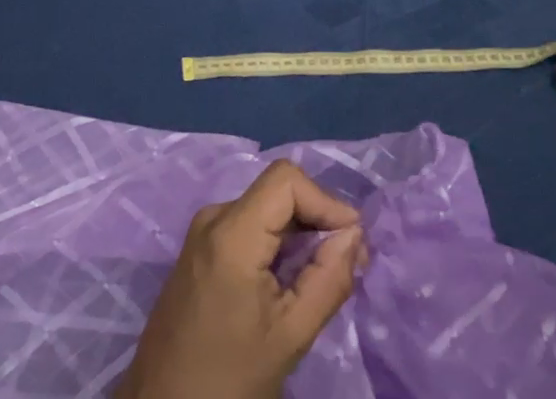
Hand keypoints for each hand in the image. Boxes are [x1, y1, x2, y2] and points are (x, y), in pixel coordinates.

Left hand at [116, 160, 363, 398]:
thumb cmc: (229, 375)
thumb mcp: (291, 334)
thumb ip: (328, 279)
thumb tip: (354, 234)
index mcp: (231, 232)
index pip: (287, 179)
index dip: (326, 202)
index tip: (352, 243)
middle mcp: (213, 218)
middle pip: (278, 193)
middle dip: (318, 220)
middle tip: (350, 265)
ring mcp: (203, 232)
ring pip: (266, 209)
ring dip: (301, 234)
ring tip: (325, 277)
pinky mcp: (201, 248)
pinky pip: (250, 226)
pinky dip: (279, 244)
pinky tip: (294, 280)